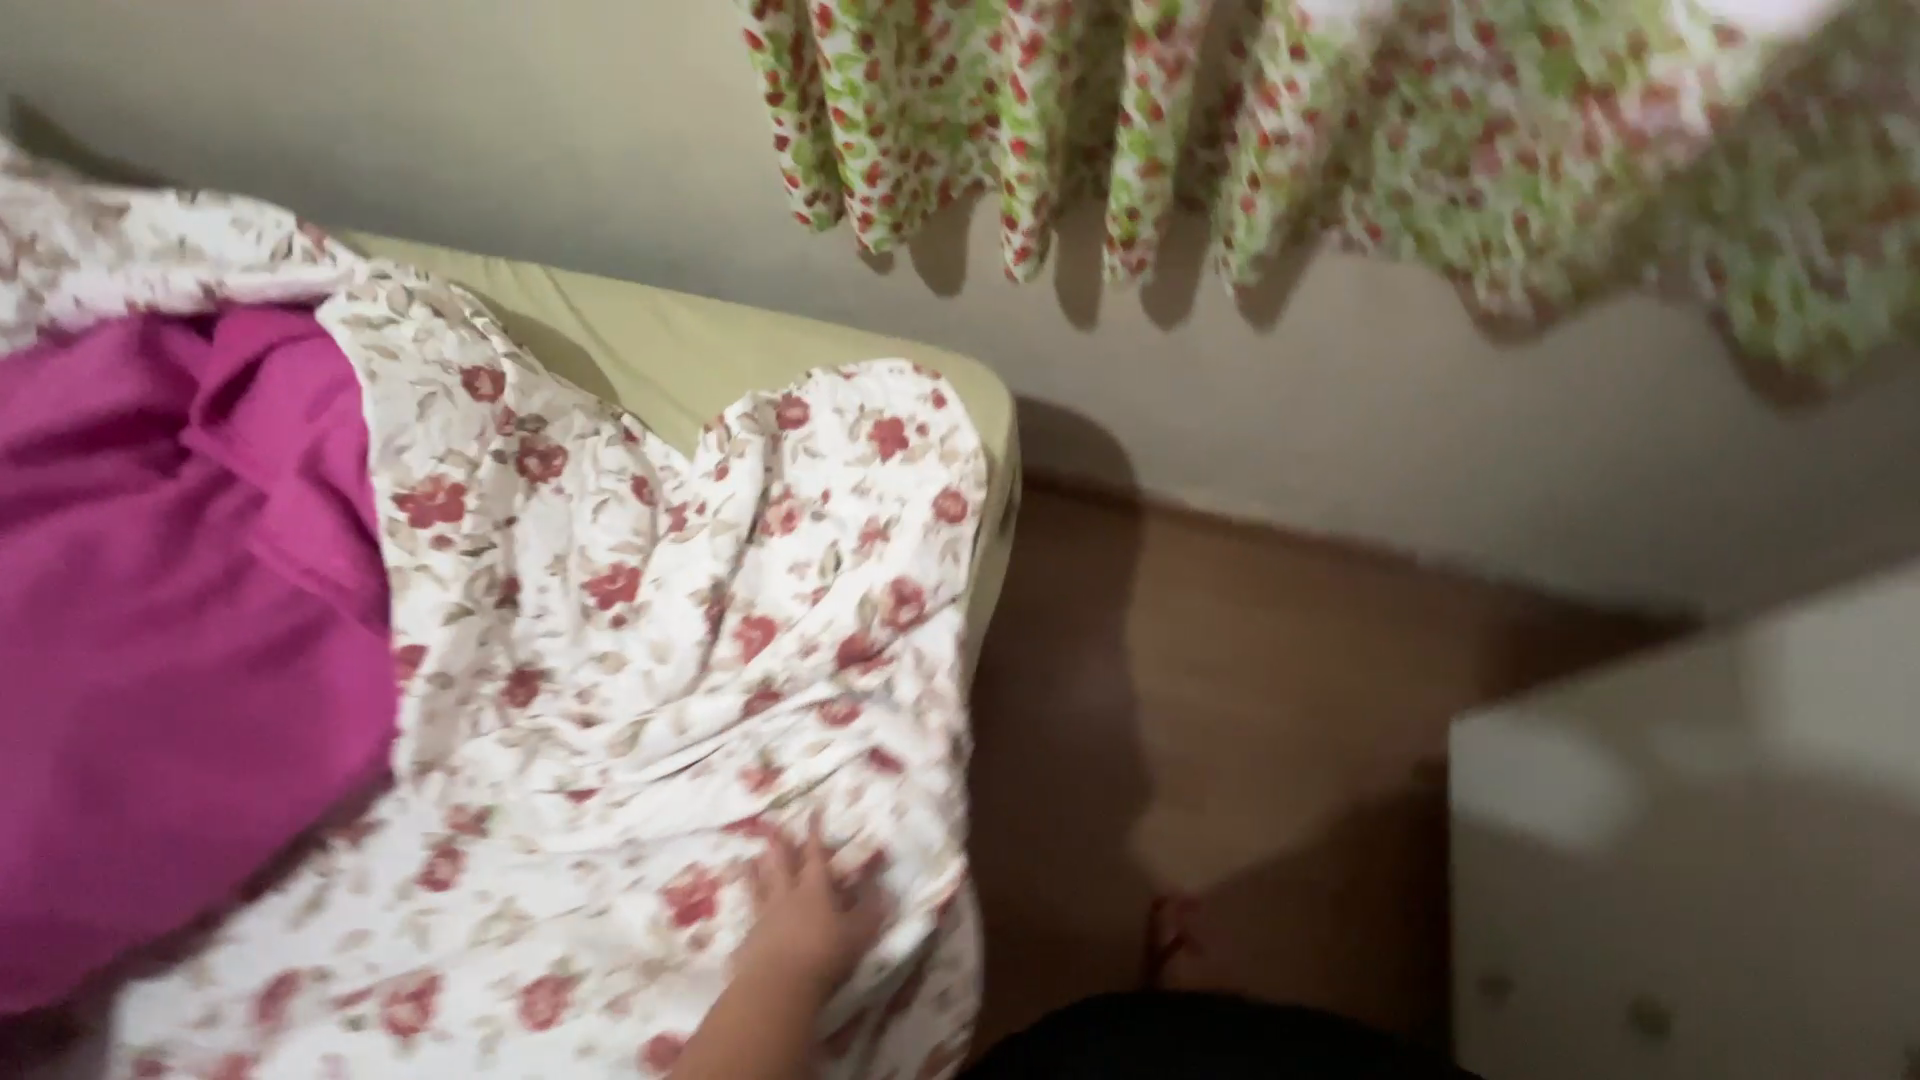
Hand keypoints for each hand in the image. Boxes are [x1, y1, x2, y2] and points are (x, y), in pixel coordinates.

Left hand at [732, 811, 888, 999]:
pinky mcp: (748, 940)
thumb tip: (886, 890)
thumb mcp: (857, 934)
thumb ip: (871, 912)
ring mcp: (763, 917)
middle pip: (780, 864)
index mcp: (814, 890)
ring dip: (753, 871)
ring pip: (757, 887)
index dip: (814, 832)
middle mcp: (786, 896)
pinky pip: (747, 918)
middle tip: (771, 827)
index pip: (815, 854)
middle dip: (778, 844)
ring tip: (747, 858)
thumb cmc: (823, 955)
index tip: (812, 811)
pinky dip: (745, 910)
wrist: (778, 986)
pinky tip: (741, 912)